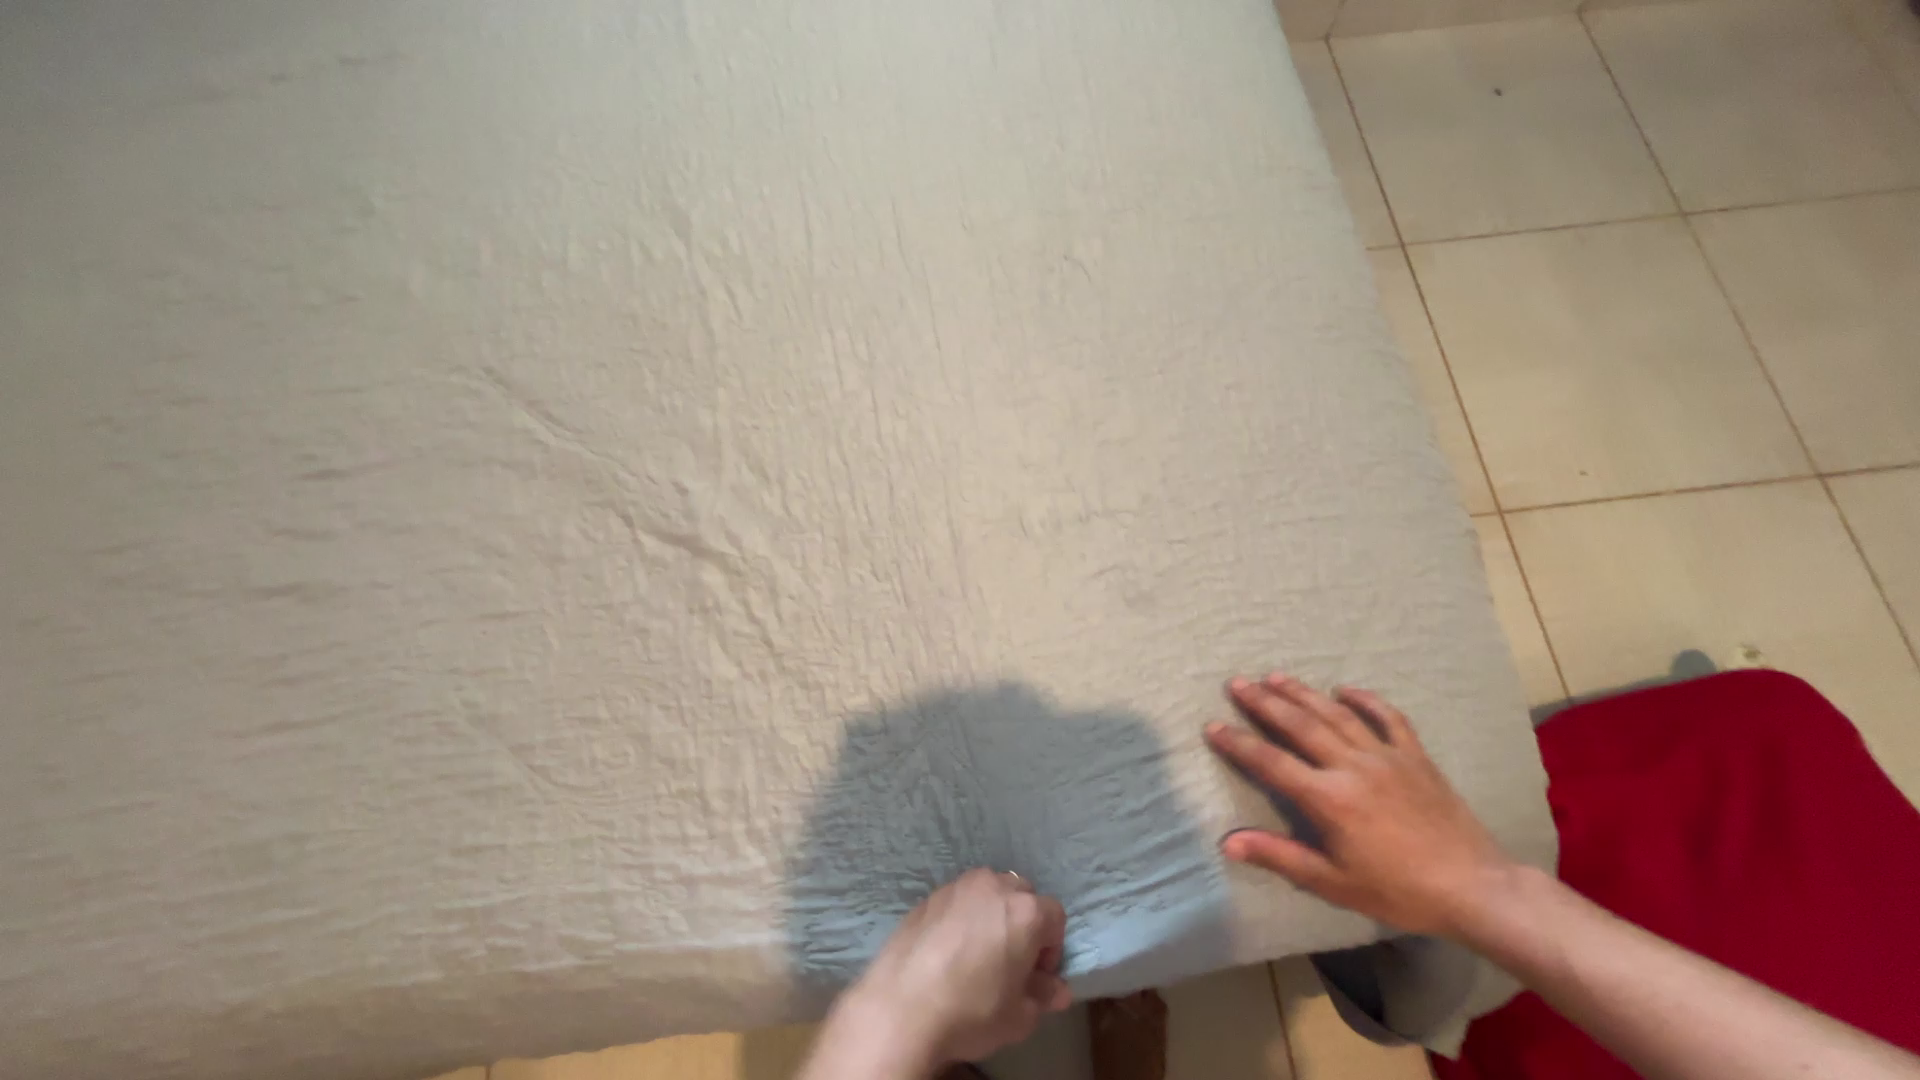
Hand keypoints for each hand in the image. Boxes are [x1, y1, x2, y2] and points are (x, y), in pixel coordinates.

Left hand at [831, 868, 1072, 1071]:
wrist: (902, 1006)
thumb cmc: (971, 1011)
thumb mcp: (1018, 1016)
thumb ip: (1042, 996)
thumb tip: (1056, 990)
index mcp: (1026, 912)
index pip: (1055, 916)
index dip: (1051, 948)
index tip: (1037, 975)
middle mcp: (994, 886)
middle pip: (1022, 895)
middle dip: (1023, 923)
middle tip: (1011, 960)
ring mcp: (958, 886)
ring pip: (988, 890)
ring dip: (992, 912)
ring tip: (979, 950)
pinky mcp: (929, 895)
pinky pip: (958, 898)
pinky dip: (962, 915)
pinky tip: (950, 948)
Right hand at [1204, 674, 1517, 937]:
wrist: (1475, 889)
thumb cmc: (1398, 890)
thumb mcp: (1333, 882)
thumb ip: (1279, 856)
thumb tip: (1228, 843)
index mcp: (1329, 798)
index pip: (1271, 762)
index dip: (1238, 743)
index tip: (1213, 726)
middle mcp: (1352, 767)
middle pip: (1299, 725)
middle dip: (1264, 702)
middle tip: (1237, 683)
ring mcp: (1386, 757)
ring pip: (1336, 714)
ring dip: (1303, 693)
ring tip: (1275, 676)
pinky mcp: (1415, 757)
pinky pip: (1388, 718)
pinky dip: (1366, 700)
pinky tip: (1346, 689)